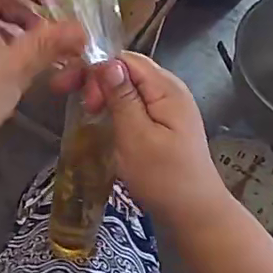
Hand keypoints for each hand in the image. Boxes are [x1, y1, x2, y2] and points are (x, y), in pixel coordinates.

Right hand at [81, 53, 231, 225]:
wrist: (194, 213)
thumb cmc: (164, 178)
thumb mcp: (136, 137)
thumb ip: (122, 98)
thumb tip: (106, 62)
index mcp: (167, 88)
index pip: (125, 59)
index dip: (97, 70)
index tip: (78, 95)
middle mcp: (171, 90)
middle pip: (128, 70)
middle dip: (98, 81)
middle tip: (78, 105)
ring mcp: (170, 107)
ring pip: (130, 88)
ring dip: (106, 95)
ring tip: (87, 112)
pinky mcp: (165, 124)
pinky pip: (136, 105)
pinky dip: (117, 109)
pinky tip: (104, 122)